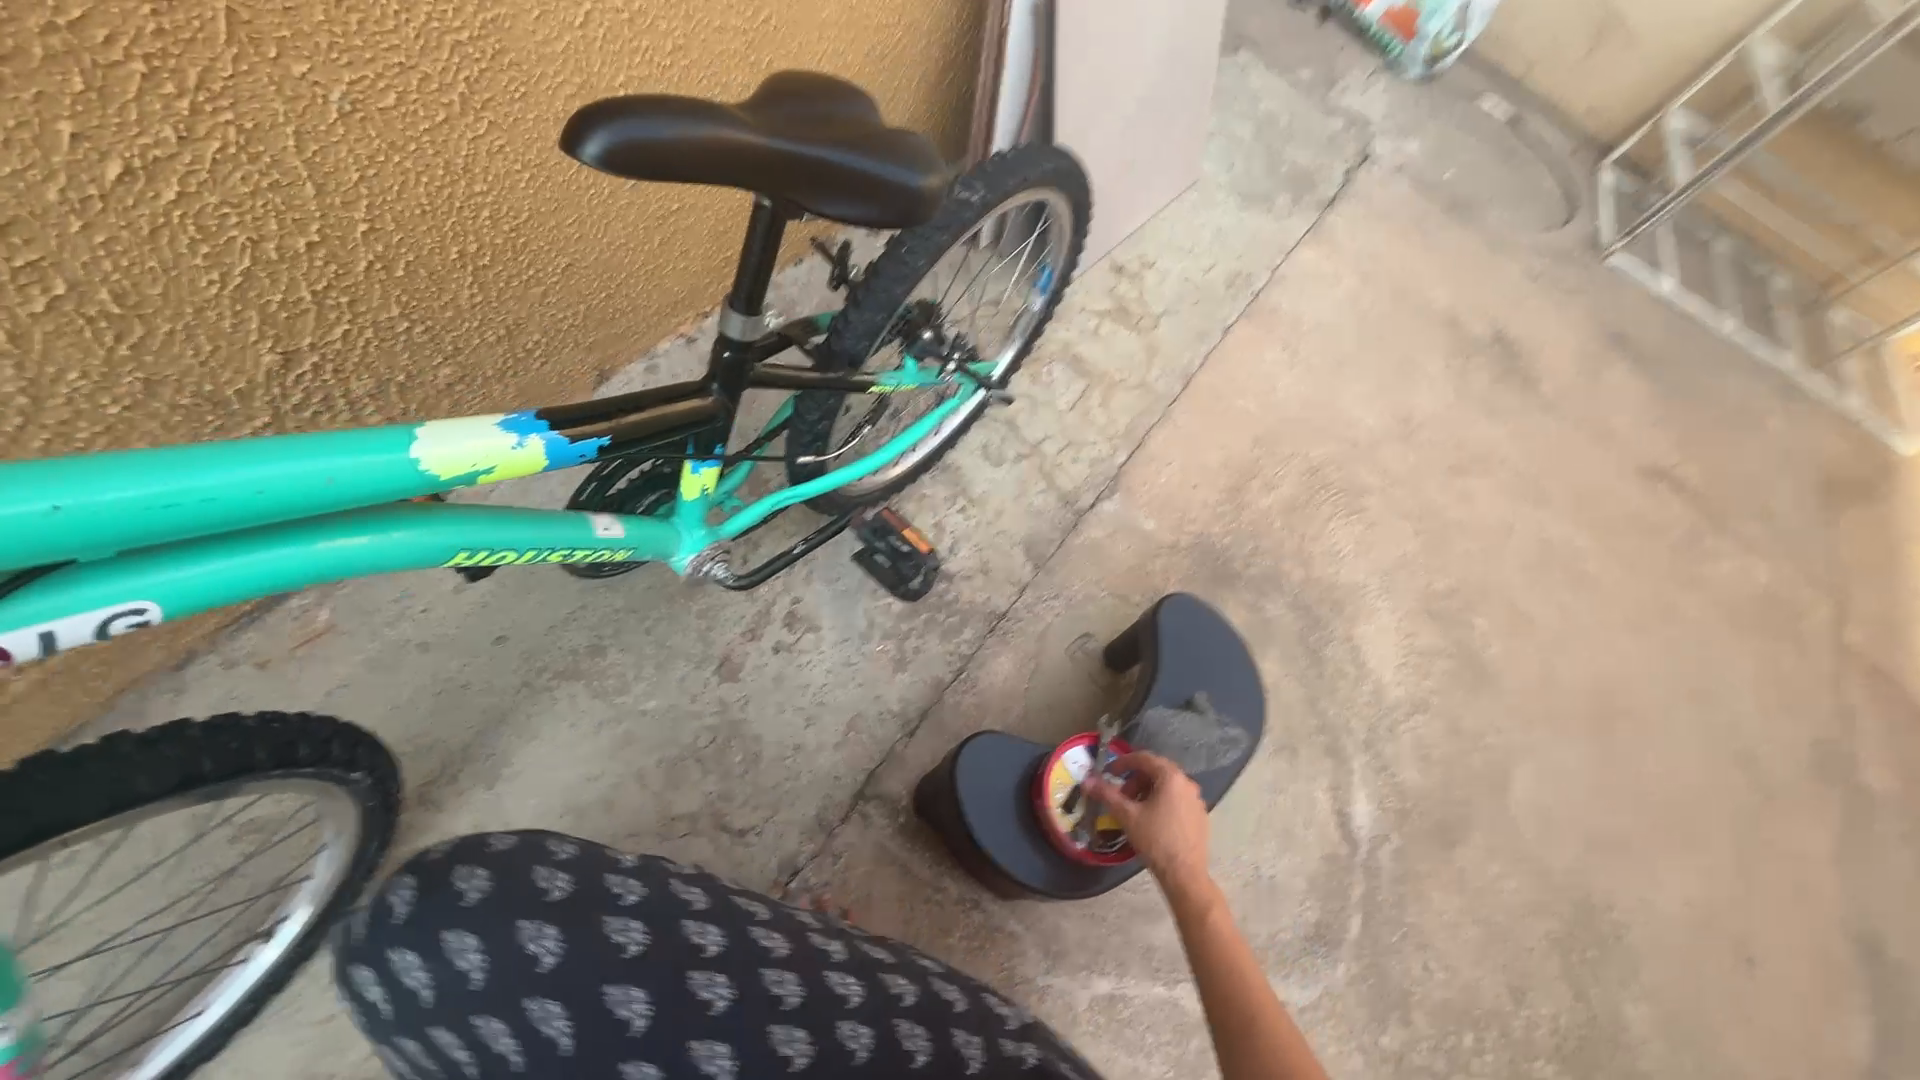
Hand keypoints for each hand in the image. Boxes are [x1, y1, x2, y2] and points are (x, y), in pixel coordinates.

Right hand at [1081, 751, 1209, 888]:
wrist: (1184, 874)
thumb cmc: (1155, 840)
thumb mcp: (1127, 815)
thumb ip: (1107, 794)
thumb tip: (1087, 781)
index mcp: (1171, 777)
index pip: (1144, 758)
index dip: (1123, 762)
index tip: (1108, 773)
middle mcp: (1187, 783)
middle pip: (1156, 771)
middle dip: (1134, 780)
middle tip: (1121, 796)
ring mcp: (1196, 800)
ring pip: (1167, 787)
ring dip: (1147, 792)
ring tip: (1134, 810)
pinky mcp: (1200, 816)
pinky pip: (1177, 800)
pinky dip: (1161, 802)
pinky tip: (1151, 821)